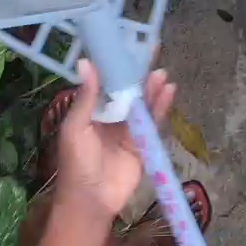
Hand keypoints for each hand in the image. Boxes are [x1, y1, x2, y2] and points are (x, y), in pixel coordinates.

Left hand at [55, 59, 176, 222]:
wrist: (91, 201)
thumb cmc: (76, 164)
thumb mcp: (76, 127)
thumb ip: (86, 97)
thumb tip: (87, 63)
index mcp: (90, 112)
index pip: (105, 82)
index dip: (116, 65)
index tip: (126, 45)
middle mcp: (109, 118)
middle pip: (127, 91)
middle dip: (138, 73)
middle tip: (152, 51)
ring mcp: (127, 131)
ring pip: (142, 105)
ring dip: (151, 89)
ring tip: (162, 72)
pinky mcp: (142, 144)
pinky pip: (152, 123)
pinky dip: (160, 107)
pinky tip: (168, 92)